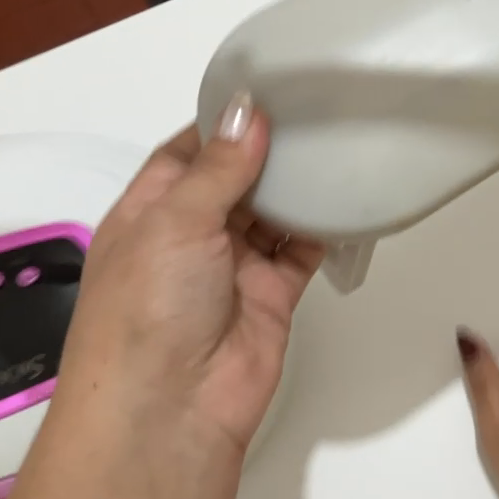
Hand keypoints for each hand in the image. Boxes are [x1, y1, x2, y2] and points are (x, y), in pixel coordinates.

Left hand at [58, 94, 325, 456]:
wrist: (173, 406)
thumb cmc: (150, 306)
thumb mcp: (173, 223)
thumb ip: (218, 168)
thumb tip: (248, 111)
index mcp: (150, 213)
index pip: (187, 154)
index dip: (223, 124)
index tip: (268, 92)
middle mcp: (192, 235)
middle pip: (236, 180)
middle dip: (269, 150)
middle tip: (318, 110)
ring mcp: (236, 265)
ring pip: (273, 212)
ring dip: (298, 185)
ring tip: (338, 142)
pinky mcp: (276, 291)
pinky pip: (303, 248)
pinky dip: (324, 226)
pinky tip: (348, 196)